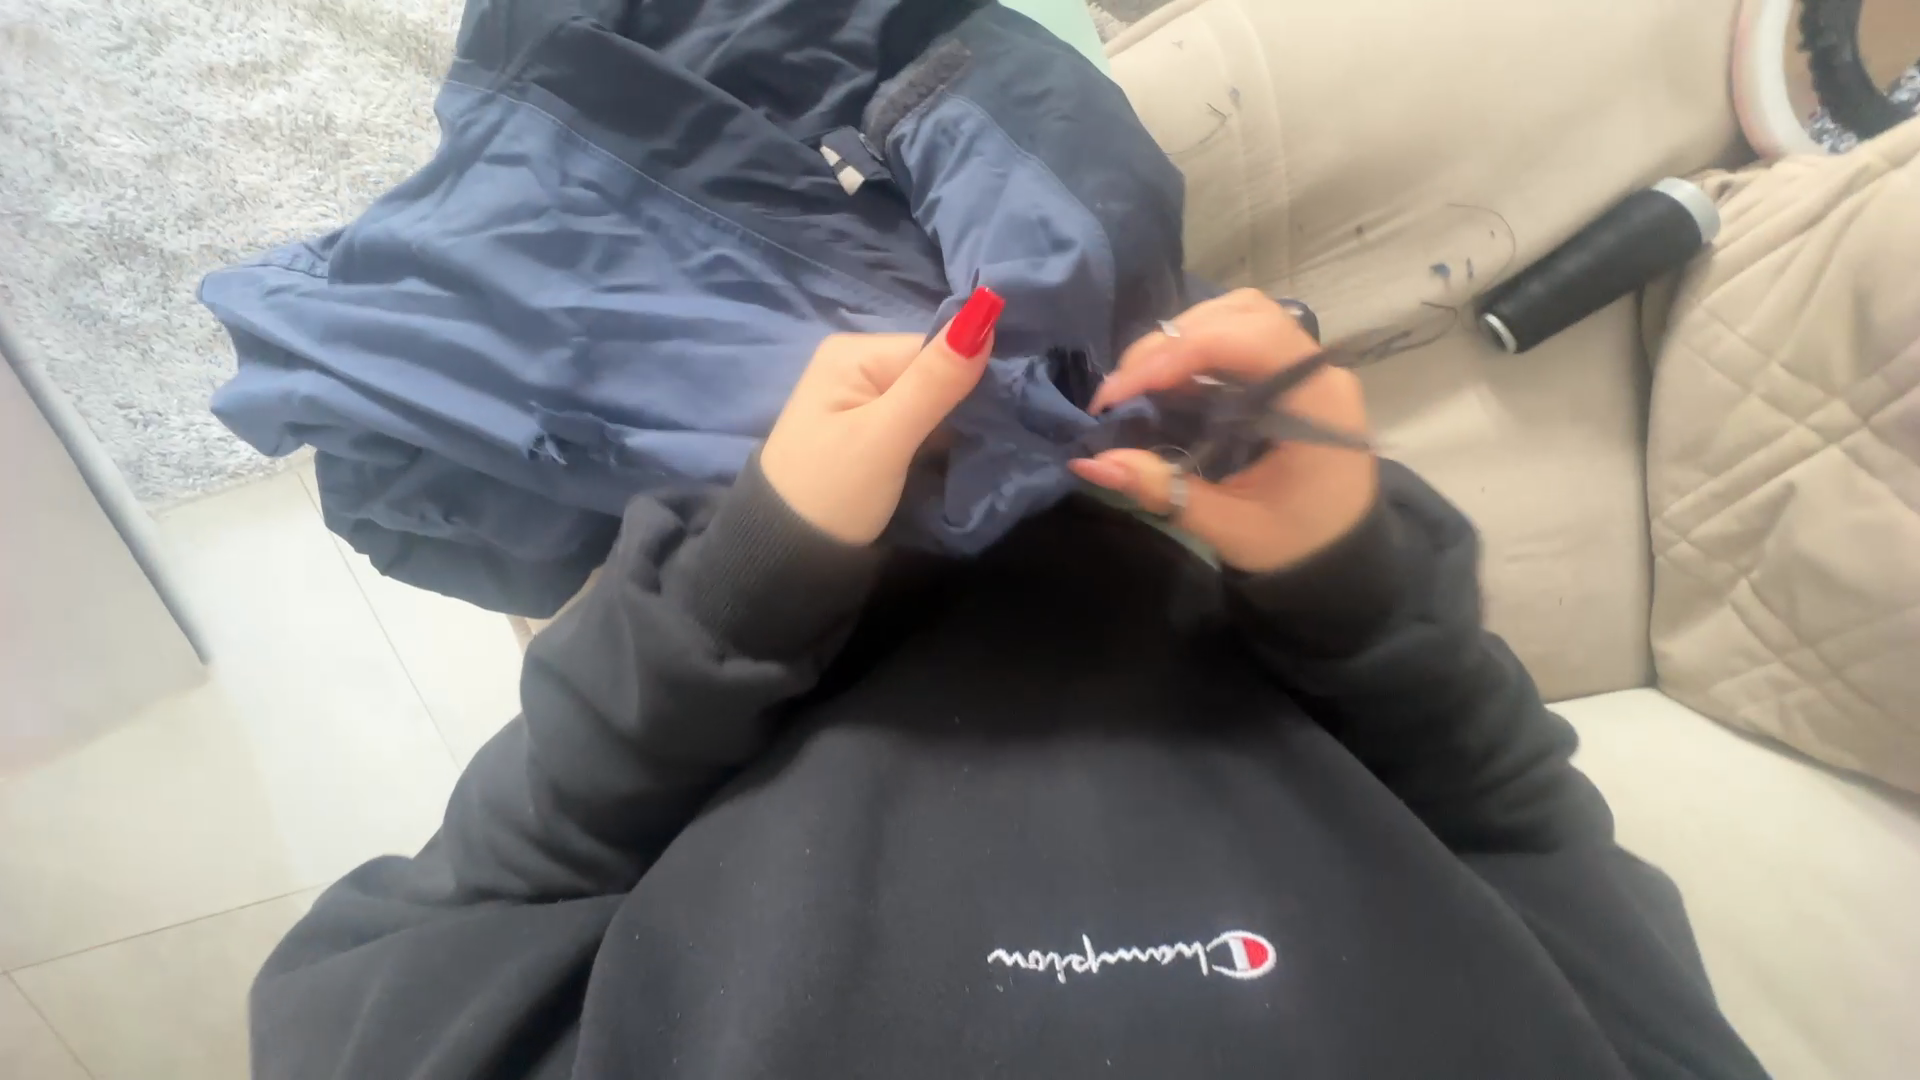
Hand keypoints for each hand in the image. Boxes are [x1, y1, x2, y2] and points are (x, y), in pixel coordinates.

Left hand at [760, 288, 1002, 544]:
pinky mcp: (867, 433)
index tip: (997, 420)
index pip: (935, 350)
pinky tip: (949, 459)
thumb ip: (935, 380)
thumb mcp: (886, 436)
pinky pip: (918, 424)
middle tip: (986, 442)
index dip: (970, 379)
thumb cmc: (833, 491)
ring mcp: (860, 401)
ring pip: (931, 401)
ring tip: (972, 453)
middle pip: (934, 373)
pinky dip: (937, 441)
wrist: (786, 556)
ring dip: (954, 426)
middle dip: (963, 403)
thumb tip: (987, 310)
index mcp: (854, 353)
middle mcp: (856, 366)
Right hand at [1072, 289, 1376, 574]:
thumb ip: (1165, 490)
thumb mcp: (1228, 527)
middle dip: (1169, 343)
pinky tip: (1159, 383)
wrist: (1335, 555)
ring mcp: (1299, 367)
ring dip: (1176, 341)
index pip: (1250, 338)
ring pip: (1233, 316)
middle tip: (1120, 390)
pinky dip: (1187, 350)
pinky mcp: (1278, 375)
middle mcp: (1314, 371)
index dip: (1178, 353)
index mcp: (1318, 403)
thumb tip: (1090, 462)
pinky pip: (1231, 337)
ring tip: (1135, 384)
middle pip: (1239, 314)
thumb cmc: (1292, 544)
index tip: (1122, 392)